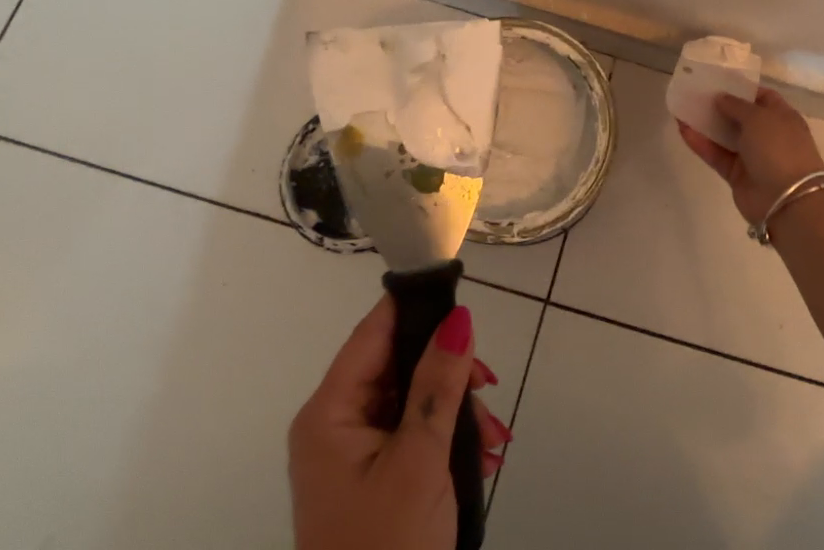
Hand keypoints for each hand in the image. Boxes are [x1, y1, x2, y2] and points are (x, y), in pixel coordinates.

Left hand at [290, 297, 511, 549]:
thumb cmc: (389, 542)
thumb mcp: (420, 459)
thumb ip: (438, 384)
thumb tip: (457, 317)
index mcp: (329, 412)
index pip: (371, 334)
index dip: (413, 308)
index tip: (460, 298)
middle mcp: (334, 424)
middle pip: (396, 366)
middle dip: (448, 374)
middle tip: (488, 387)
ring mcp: (352, 452)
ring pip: (411, 400)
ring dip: (455, 411)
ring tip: (493, 436)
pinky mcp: (371, 475)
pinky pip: (412, 433)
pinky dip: (447, 438)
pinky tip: (481, 453)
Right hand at [677, 87, 823, 225]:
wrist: (786, 199)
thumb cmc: (778, 148)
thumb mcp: (759, 118)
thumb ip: (736, 105)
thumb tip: (721, 97)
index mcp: (783, 117)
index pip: (762, 97)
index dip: (742, 88)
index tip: (719, 81)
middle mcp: (768, 135)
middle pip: (741, 116)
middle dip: (720, 105)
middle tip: (696, 92)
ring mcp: (752, 156)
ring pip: (725, 135)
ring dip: (706, 123)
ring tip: (683, 108)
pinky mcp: (736, 174)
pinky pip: (716, 154)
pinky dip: (701, 143)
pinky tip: (683, 129)